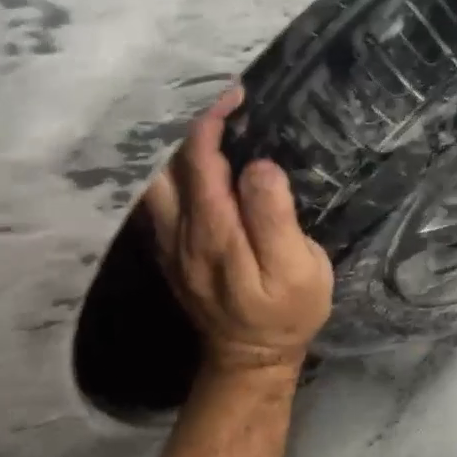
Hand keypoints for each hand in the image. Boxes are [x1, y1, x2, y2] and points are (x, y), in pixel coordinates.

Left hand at [143, 87, 333, 374]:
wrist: (251, 360)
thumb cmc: (286, 311)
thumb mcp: (298, 267)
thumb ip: (274, 217)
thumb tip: (259, 166)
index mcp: (213, 230)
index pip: (199, 160)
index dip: (212, 123)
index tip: (237, 96)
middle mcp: (181, 232)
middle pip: (168, 166)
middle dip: (191, 129)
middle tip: (228, 107)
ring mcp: (171, 244)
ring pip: (158, 183)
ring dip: (178, 150)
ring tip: (214, 128)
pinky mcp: (173, 253)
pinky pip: (162, 200)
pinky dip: (174, 172)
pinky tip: (197, 165)